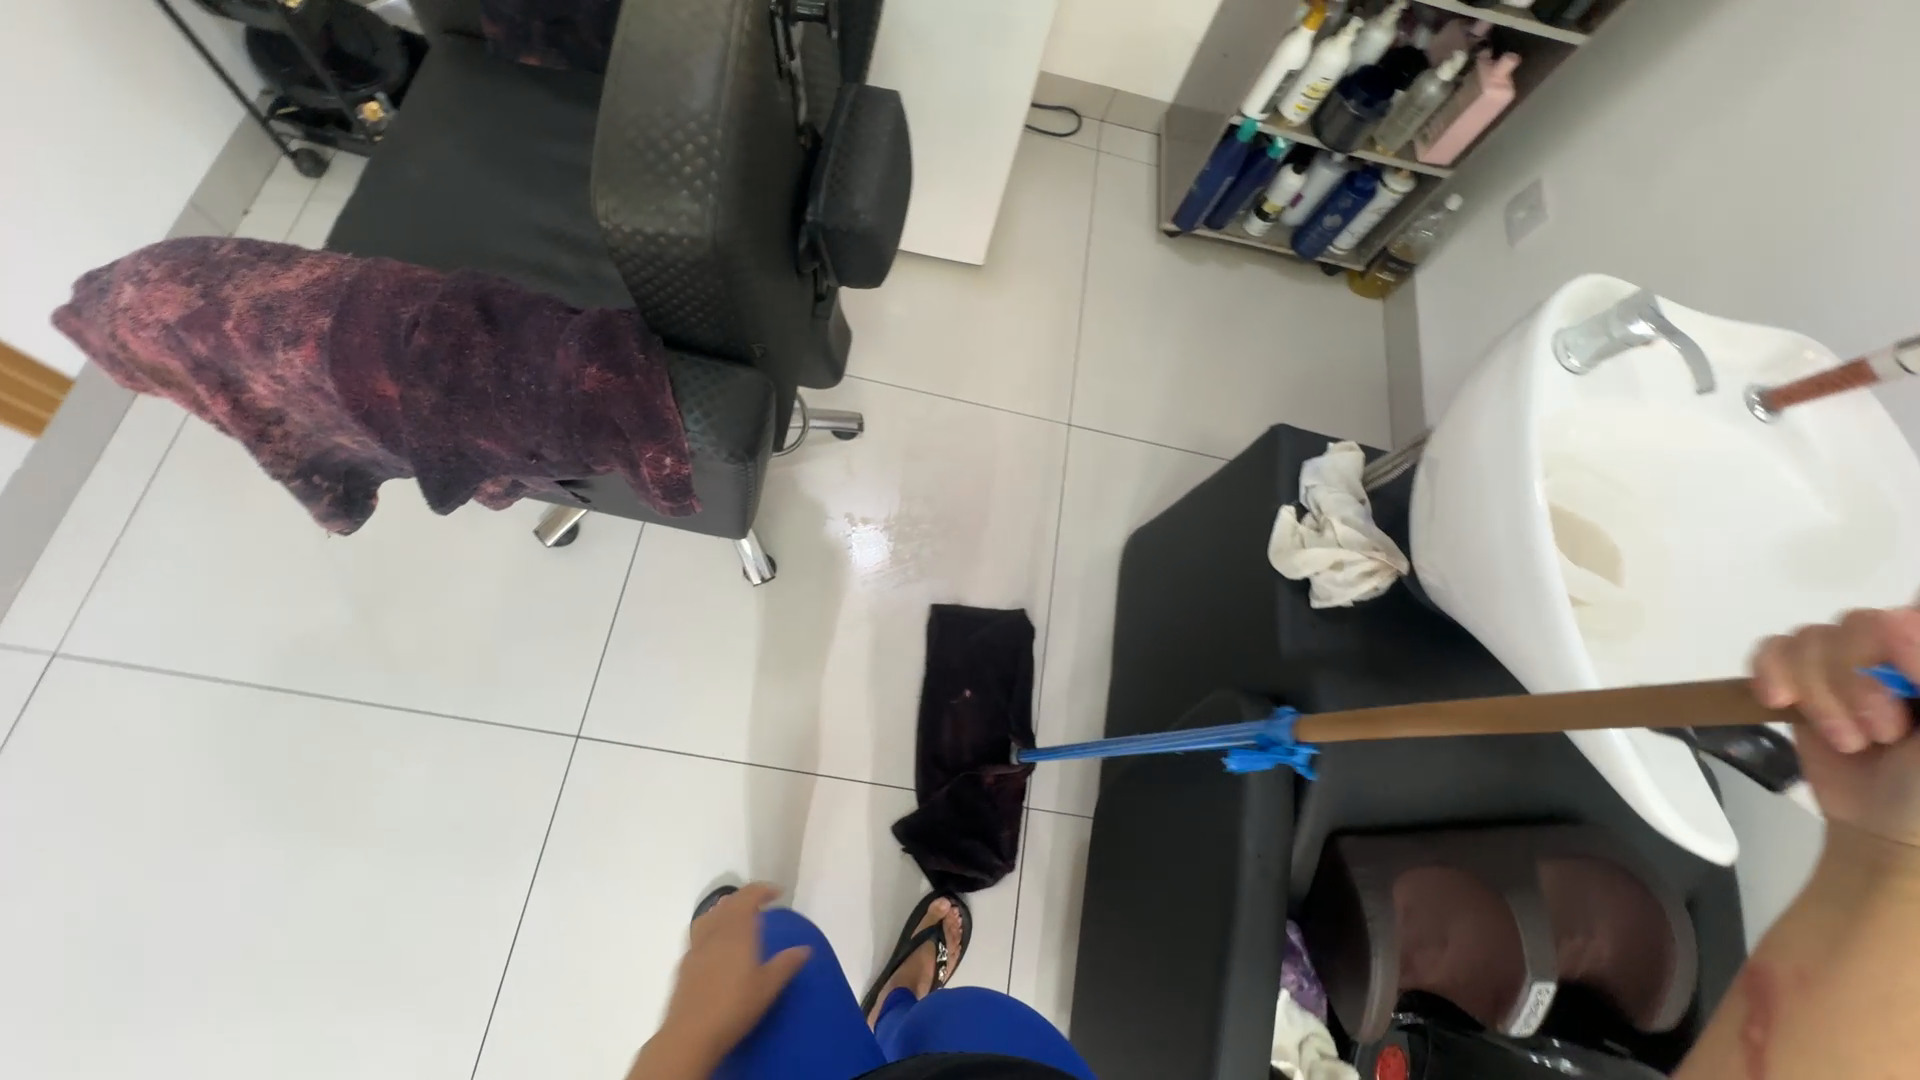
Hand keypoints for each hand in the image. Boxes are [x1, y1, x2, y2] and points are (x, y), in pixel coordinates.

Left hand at [643, 884, 809, 1074]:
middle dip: (745, 898)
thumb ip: (786, 964)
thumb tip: (805, 949)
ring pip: (709, 916)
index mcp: (737, 930)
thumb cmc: (733, 1007)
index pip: (748, 896)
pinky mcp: (683, 965)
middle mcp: (714, 931)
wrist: (688, 1036)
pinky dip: (711, 930)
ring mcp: (695, 947)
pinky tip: (716, 947)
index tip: (778, 893)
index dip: (763, 890)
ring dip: (724, 910)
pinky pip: (698, 934)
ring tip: (736, 920)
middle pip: (728, 903)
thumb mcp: (767, 987)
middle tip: (760, 905)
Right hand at [1752, 608, 1919, 847]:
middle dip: (1856, 681)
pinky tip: (1779, 703)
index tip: (1904, 683)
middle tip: (1879, 732)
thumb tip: (1895, 618)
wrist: (1886, 827)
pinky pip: (1771, 649)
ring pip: (1810, 639)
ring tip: (1845, 739)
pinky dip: (1769, 674)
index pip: (1913, 611)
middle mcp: (1897, 650)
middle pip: (1858, 624)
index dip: (1898, 636)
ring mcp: (1846, 663)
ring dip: (1818, 693)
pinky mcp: (1799, 678)